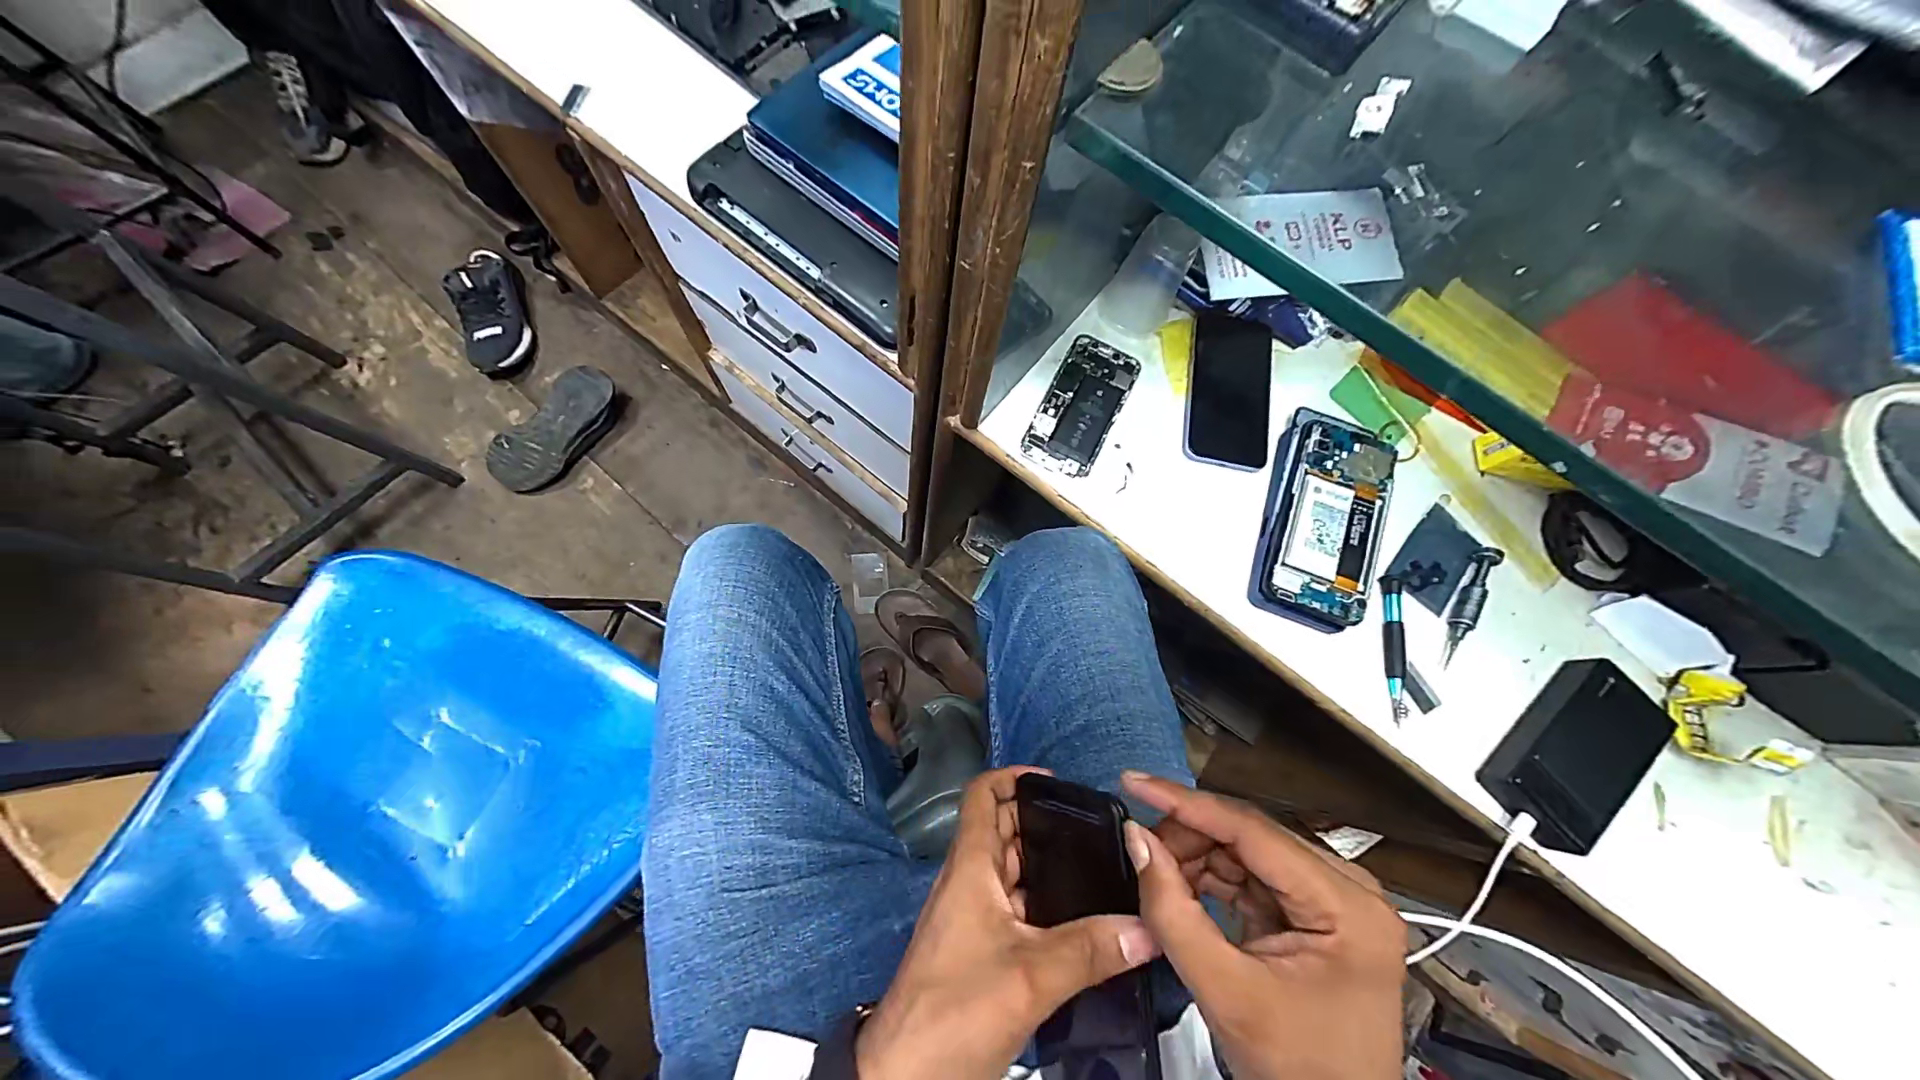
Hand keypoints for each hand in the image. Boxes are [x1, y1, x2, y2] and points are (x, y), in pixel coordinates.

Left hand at [856, 767, 1159, 1079]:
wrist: (906, 1076)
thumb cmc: (956, 1009)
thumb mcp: (1030, 976)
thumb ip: (1090, 949)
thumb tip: (1147, 928)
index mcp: (970, 866)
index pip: (983, 796)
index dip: (1013, 777)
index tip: (1054, 783)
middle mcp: (969, 881)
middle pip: (1003, 829)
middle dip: (1042, 820)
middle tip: (1094, 830)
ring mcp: (972, 915)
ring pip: (1010, 868)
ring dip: (1045, 862)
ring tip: (1095, 866)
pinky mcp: (978, 947)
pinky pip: (1014, 905)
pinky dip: (1042, 900)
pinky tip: (1078, 917)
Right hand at [1122, 772, 1406, 1079]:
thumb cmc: (1297, 1070)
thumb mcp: (1225, 991)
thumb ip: (1172, 910)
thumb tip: (1136, 837)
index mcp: (1346, 906)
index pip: (1252, 830)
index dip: (1185, 802)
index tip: (1134, 781)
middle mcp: (1348, 889)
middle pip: (1249, 835)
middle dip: (1189, 838)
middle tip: (1143, 853)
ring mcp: (1334, 898)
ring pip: (1245, 849)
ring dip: (1197, 857)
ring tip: (1161, 879)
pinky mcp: (1314, 911)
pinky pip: (1252, 874)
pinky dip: (1212, 877)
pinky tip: (1184, 888)